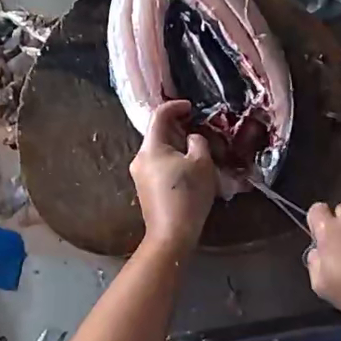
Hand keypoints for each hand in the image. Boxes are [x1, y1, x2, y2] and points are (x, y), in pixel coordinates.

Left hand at [131, 100, 216, 252]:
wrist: (171, 234)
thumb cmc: (187, 195)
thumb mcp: (202, 163)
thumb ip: (198, 142)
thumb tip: (191, 138)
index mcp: (150, 147)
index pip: (159, 115)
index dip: (176, 106)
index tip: (191, 107)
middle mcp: (140, 158)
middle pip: (158, 133)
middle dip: (179, 128)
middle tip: (200, 129)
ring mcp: (139, 174)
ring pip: (159, 150)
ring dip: (178, 146)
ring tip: (199, 151)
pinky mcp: (144, 188)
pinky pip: (159, 165)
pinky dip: (173, 161)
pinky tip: (189, 170)